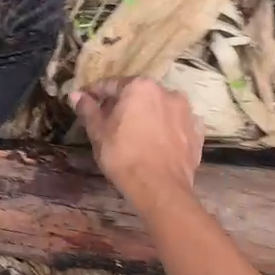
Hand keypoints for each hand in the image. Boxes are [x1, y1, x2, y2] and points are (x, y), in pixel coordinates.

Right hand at [71, 77, 201, 210]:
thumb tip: (76, 95)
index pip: (111, 85)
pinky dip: (166, 129)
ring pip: (159, 108)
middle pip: (138, 94)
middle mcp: (166, 92)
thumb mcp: (98, 132)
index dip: (96, 95)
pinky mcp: (197, 133)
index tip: (87, 105)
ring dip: (147, 115)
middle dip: (123, 104)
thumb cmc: (123, 156)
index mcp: (140, 86)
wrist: (160, 189)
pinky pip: (176, 124)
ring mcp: (186, 112)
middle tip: (109, 122)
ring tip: (135, 133)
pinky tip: (156, 142)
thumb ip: (88, 109)